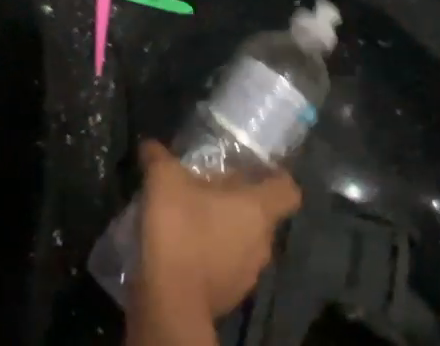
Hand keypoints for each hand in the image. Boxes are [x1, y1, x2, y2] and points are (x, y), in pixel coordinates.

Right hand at [127, 141, 301, 345]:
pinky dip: (211, 253)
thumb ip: (159, 156)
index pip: (288, 190)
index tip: (254, 168)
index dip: (276, 176)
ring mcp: (250, 272)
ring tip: (189, 217)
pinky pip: (227, 264)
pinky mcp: (232, 293)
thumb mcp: (162, 178)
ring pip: (244, 241)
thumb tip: (151, 144)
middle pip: (260, 215)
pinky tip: (182, 246)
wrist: (171, 296)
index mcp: (257, 210)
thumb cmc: (178, 227)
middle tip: (205, 187)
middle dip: (236, 200)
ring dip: (223, 228)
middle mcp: (263, 241)